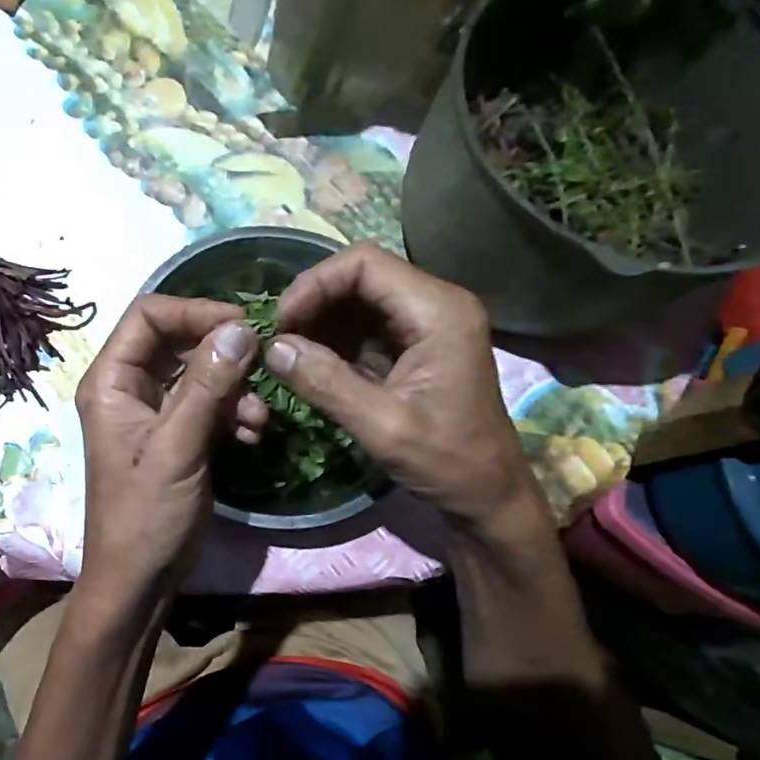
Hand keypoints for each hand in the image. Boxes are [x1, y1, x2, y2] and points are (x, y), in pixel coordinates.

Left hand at [76, 294, 257, 596]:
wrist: (140, 579)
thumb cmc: (145, 516)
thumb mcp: (177, 448)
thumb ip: (206, 387)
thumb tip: (241, 328)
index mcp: (111, 381)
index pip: (148, 315)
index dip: (195, 311)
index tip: (244, 324)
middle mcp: (129, 388)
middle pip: (178, 340)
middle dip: (222, 353)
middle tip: (262, 369)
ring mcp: (153, 412)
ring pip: (199, 373)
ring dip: (234, 388)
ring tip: (257, 418)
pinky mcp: (176, 435)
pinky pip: (208, 405)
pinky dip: (232, 412)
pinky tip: (252, 434)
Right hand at [252, 242, 541, 530]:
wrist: (486, 495)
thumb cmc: (447, 461)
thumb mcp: (382, 426)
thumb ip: (326, 383)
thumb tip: (273, 349)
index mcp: (438, 311)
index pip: (365, 264)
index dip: (315, 284)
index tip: (281, 322)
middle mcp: (434, 306)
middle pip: (359, 277)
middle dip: (312, 302)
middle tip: (276, 340)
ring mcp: (423, 326)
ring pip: (356, 302)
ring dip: (317, 322)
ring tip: (285, 353)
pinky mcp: (411, 349)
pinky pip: (362, 329)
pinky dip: (330, 342)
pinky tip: (306, 365)